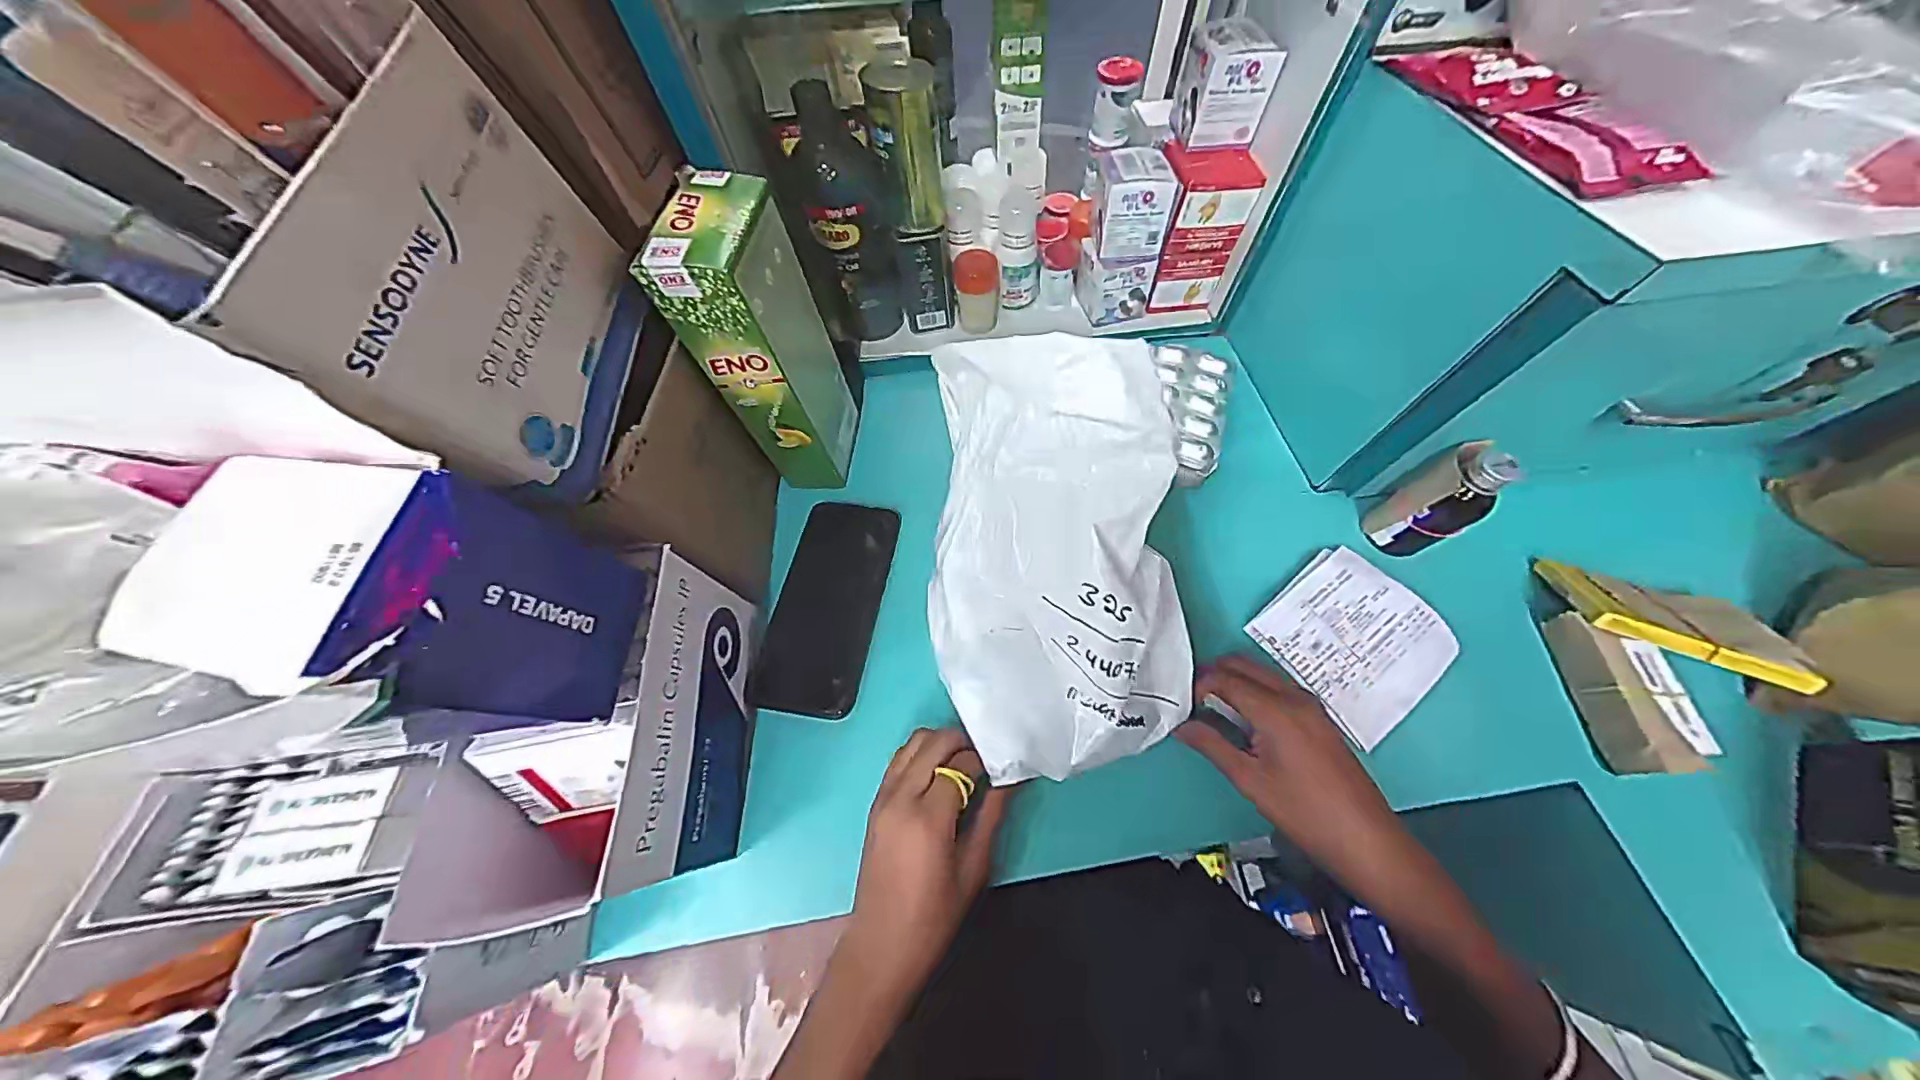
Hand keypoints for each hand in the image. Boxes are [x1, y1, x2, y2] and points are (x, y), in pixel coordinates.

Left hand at [773, 728, 1012, 1079]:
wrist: (881, 944)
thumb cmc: (934, 916)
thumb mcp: (974, 868)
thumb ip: (991, 816)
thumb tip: (1010, 780)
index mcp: (928, 816)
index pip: (961, 763)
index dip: (985, 760)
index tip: (1002, 766)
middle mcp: (901, 796)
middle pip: (933, 742)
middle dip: (962, 741)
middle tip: (985, 759)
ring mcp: (883, 797)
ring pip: (912, 743)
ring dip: (939, 744)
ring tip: (963, 763)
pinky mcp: (874, 804)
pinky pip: (898, 760)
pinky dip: (920, 755)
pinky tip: (938, 775)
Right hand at [1176, 653, 1402, 874]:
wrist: (1366, 840)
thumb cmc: (1307, 813)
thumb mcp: (1249, 780)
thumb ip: (1212, 745)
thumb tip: (1184, 726)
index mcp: (1276, 710)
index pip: (1224, 678)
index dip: (1198, 686)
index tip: (1183, 705)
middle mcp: (1295, 698)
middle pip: (1243, 665)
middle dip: (1213, 675)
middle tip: (1193, 701)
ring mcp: (1310, 706)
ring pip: (1261, 673)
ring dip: (1234, 681)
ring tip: (1213, 710)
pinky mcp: (1318, 718)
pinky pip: (1278, 688)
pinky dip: (1254, 691)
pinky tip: (1244, 720)